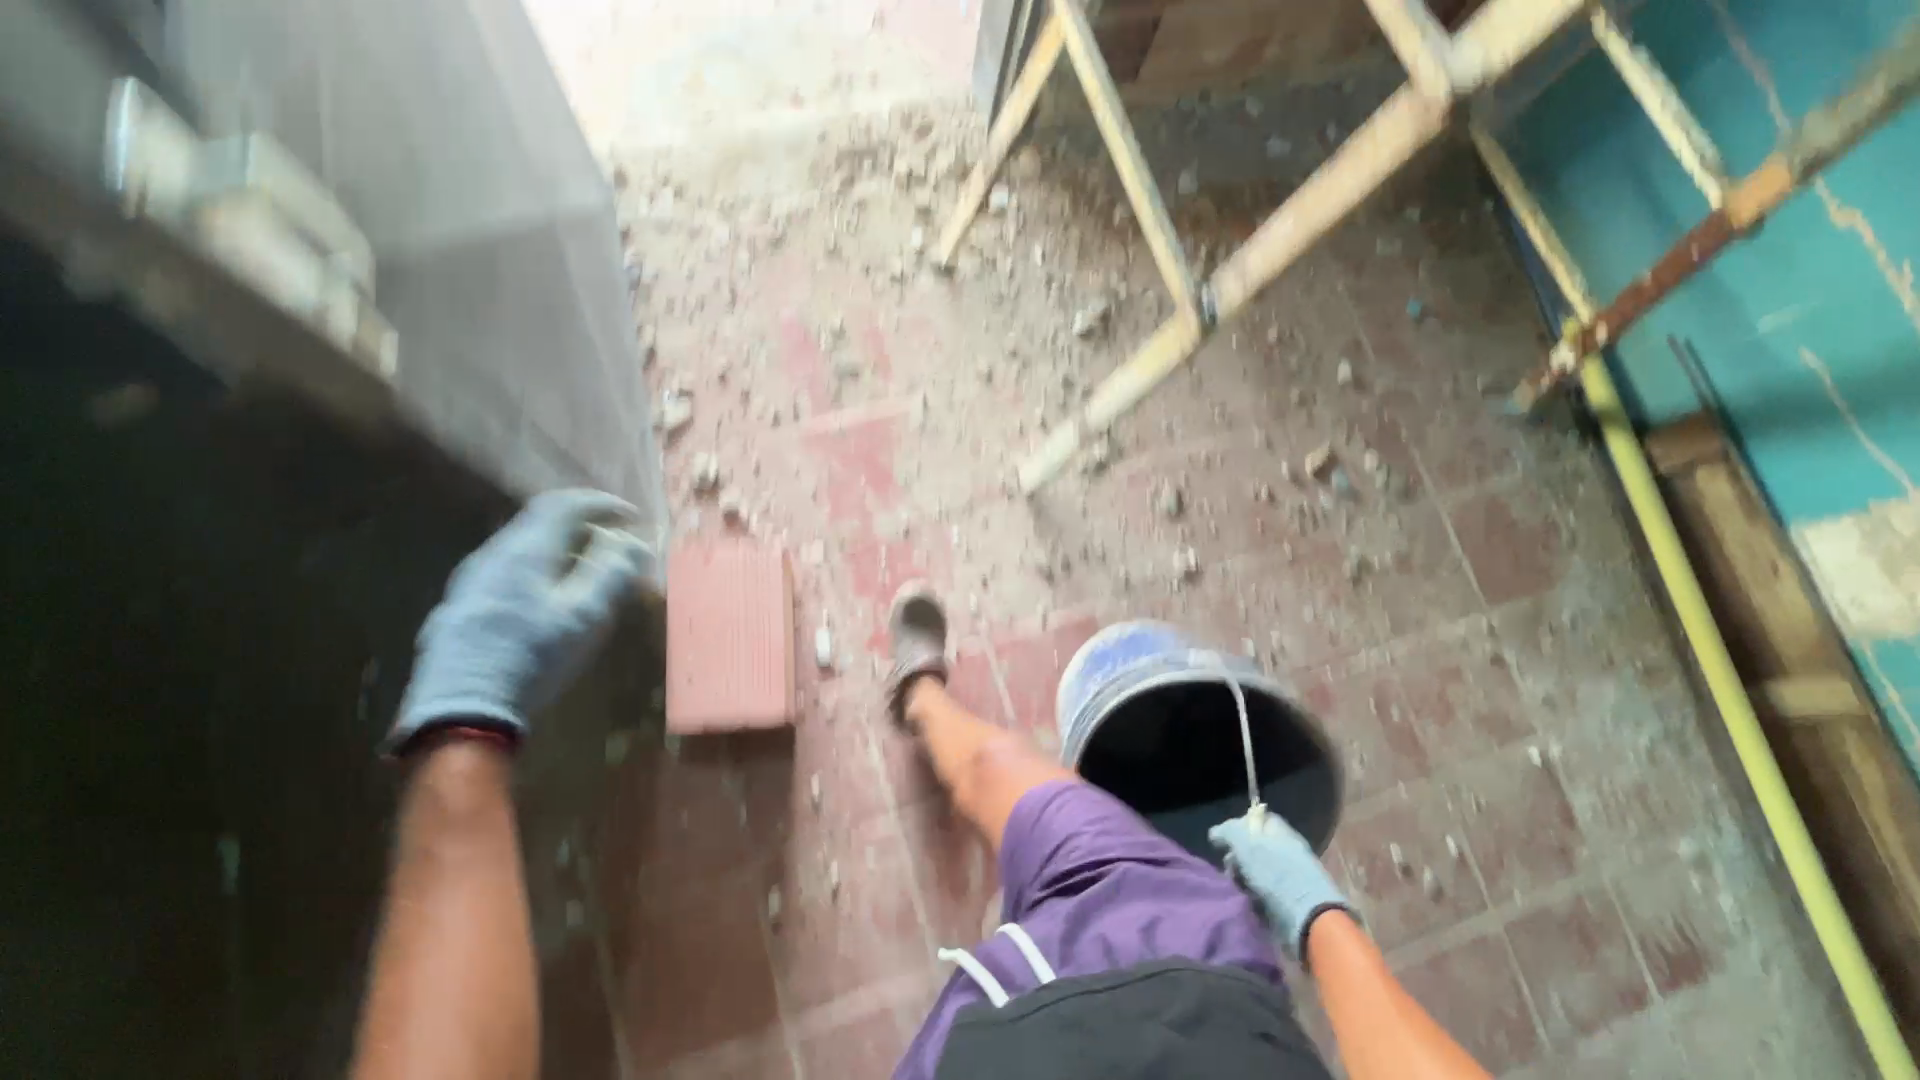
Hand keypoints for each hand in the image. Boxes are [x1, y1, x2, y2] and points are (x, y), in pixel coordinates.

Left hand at [386, 489, 651, 754]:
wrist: (463, 708)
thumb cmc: (534, 657)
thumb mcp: (585, 616)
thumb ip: (610, 572)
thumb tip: (631, 541)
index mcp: (525, 550)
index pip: (564, 504)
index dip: (600, 503)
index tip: (630, 516)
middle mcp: (493, 554)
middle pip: (540, 522)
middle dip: (583, 526)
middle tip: (615, 543)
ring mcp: (472, 580)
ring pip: (522, 548)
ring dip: (560, 549)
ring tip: (588, 571)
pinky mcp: (462, 606)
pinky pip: (508, 570)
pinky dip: (539, 569)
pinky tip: (549, 598)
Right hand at [1209, 807, 1352, 963]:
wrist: (1306, 917)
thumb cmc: (1276, 873)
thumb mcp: (1246, 843)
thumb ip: (1228, 832)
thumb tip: (1214, 833)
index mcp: (1280, 831)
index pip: (1256, 820)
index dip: (1237, 826)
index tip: (1224, 839)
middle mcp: (1284, 850)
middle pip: (1251, 847)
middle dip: (1235, 856)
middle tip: (1231, 867)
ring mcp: (1286, 877)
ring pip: (1252, 871)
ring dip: (1240, 878)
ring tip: (1239, 887)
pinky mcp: (1284, 901)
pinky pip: (1258, 891)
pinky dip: (1250, 895)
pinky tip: (1248, 900)